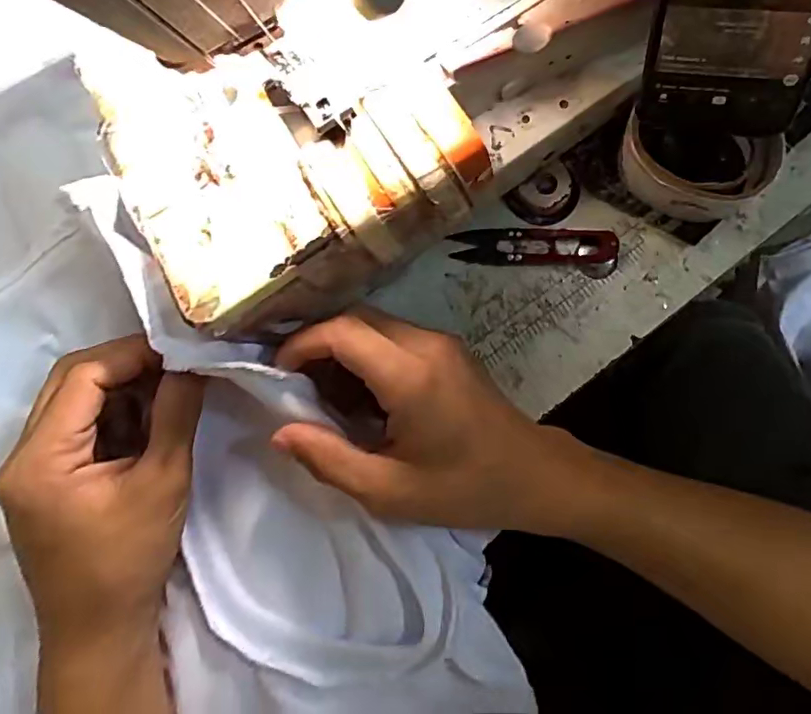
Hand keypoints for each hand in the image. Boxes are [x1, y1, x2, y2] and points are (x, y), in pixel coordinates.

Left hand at [0, 336, 206, 646]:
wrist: (100, 628)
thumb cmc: (130, 556)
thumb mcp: (164, 477)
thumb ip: (177, 411)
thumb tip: (194, 359)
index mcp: (39, 459)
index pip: (82, 376)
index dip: (133, 354)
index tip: (182, 348)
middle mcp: (23, 456)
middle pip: (70, 379)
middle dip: (127, 362)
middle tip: (178, 359)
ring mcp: (33, 468)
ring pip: (75, 397)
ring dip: (124, 384)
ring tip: (173, 382)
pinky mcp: (51, 477)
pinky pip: (82, 423)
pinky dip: (119, 409)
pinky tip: (155, 412)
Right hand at [269, 307, 591, 532]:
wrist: (532, 473)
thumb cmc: (464, 487)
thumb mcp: (389, 490)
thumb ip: (329, 459)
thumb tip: (280, 431)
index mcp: (411, 374)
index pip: (344, 331)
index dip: (302, 344)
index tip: (278, 373)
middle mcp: (427, 343)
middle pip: (358, 318)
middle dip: (319, 343)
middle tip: (295, 385)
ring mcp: (442, 342)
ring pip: (376, 324)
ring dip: (344, 348)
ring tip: (324, 395)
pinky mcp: (449, 349)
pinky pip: (397, 336)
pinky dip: (368, 354)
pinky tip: (362, 395)